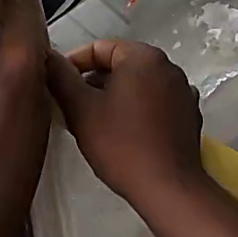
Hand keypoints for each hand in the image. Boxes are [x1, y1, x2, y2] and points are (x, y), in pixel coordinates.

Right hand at [47, 39, 205, 206]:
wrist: (167, 188)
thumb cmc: (121, 144)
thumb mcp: (81, 109)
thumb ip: (61, 77)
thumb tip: (48, 57)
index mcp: (143, 57)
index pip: (99, 48)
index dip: (72, 65)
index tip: (58, 87)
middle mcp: (168, 66)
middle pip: (120, 64)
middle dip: (94, 82)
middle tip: (73, 107)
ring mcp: (183, 90)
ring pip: (138, 84)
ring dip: (114, 96)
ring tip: (95, 122)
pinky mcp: (189, 114)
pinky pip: (155, 101)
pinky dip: (137, 109)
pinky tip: (125, 132)